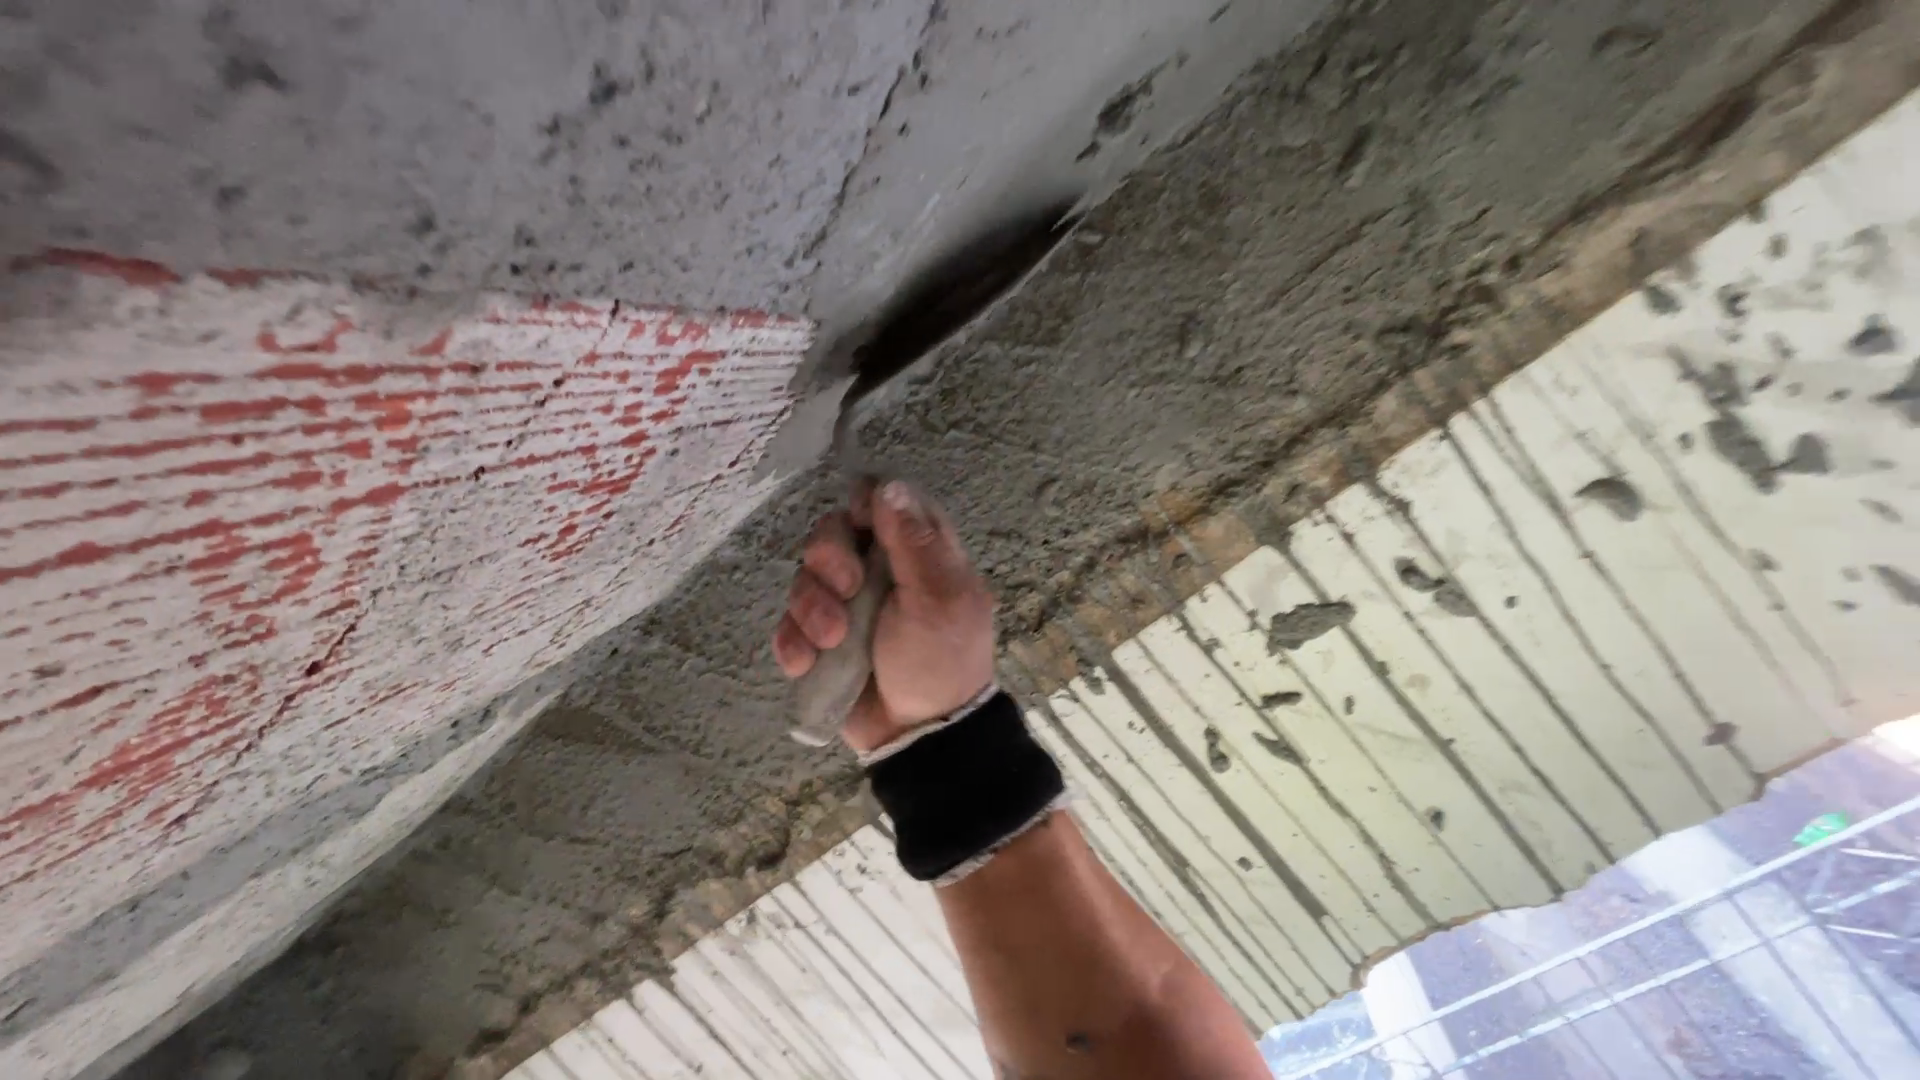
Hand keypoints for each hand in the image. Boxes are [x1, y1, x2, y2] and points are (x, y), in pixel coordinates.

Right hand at [772, 479, 995, 752]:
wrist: (920, 734)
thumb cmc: (941, 660)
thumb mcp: (939, 600)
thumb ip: (913, 543)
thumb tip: (888, 485)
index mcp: (917, 550)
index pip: (883, 499)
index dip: (863, 505)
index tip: (858, 526)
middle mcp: (879, 568)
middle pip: (833, 532)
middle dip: (828, 559)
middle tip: (847, 590)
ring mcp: (846, 604)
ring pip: (805, 577)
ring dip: (809, 607)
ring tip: (832, 642)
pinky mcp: (820, 639)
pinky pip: (789, 624)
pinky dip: (792, 642)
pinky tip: (805, 664)